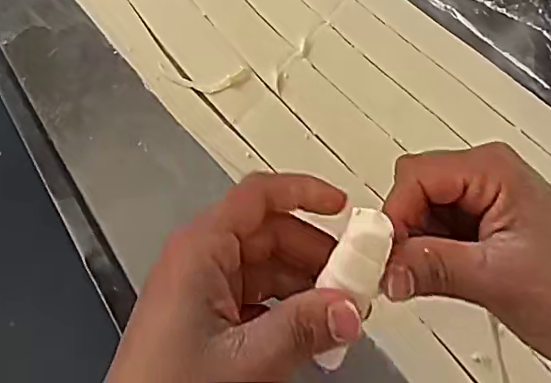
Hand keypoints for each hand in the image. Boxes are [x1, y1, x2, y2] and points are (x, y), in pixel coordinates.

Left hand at [107, 172, 365, 381]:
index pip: (257, 196)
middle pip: (267, 231)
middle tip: (352, 275)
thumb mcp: (244, 360)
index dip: (301, 192)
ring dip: (302, 282)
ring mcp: (200, 286)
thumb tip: (345, 309)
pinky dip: (284, 306)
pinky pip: (254, 294)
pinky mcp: (203, 315)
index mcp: (200, 246)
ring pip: (263, 265)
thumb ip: (300, 330)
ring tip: (337, 308)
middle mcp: (198, 257)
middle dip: (313, 250)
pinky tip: (309, 331)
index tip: (339, 206)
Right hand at [381, 144, 550, 382]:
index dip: (395, 213)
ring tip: (425, 279)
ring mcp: (490, 198)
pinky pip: (443, 226)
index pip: (418, 174)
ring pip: (427, 208)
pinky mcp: (491, 223)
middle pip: (418, 187)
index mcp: (492, 168)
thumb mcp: (497, 281)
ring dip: (419, 243)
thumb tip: (386, 266)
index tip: (381, 254)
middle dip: (404, 228)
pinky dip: (434, 251)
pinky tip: (441, 276)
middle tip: (397, 270)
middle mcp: (489, 173)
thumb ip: (433, 266)